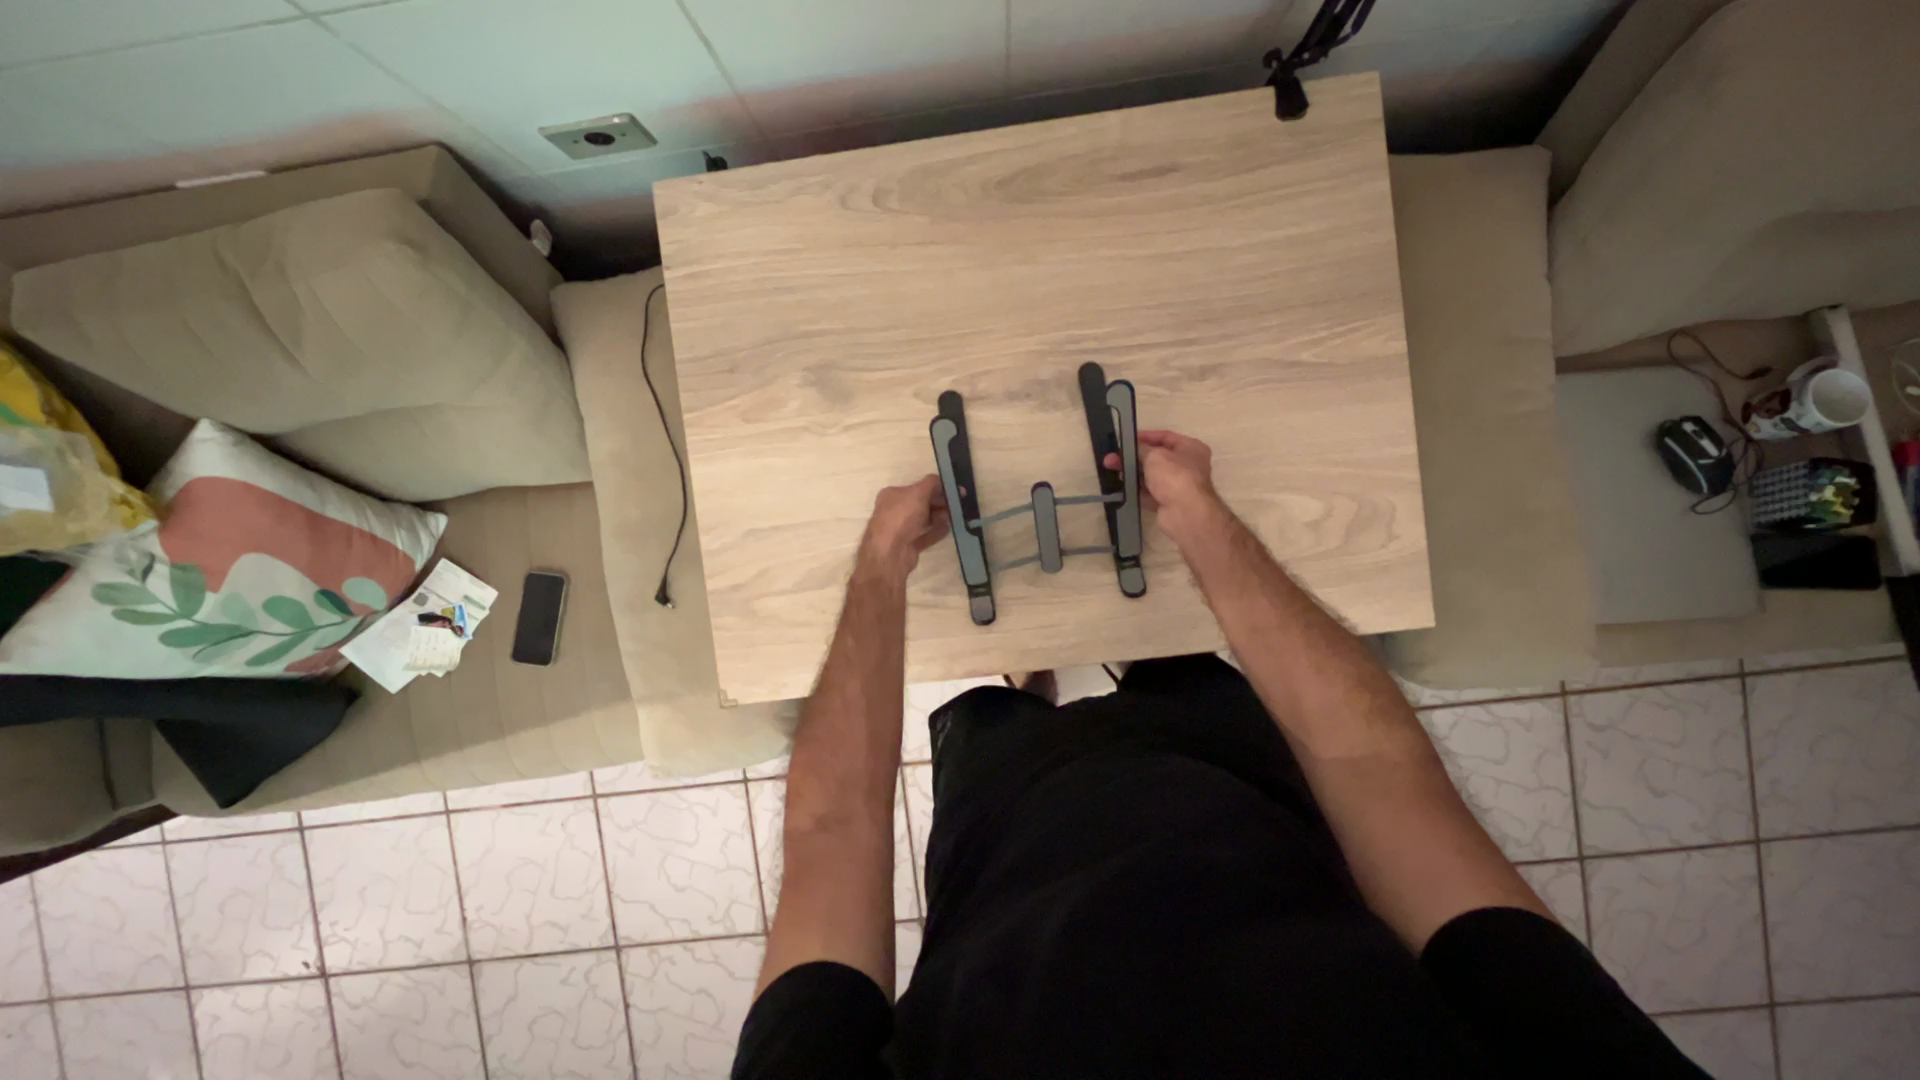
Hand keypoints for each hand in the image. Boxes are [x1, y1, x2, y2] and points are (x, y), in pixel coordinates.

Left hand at [859, 474, 949, 578]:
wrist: (890, 552)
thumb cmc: (901, 517)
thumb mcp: (917, 492)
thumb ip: (931, 483)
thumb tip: (941, 479)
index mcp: (892, 495)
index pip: (917, 488)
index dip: (935, 488)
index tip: (953, 490)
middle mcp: (894, 511)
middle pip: (921, 504)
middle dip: (939, 503)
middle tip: (957, 504)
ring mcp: (901, 529)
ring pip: (924, 520)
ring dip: (939, 517)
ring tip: (953, 517)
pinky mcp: (908, 545)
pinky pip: (925, 536)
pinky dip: (936, 532)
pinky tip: (947, 529)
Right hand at [1104, 429, 1226, 548]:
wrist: (1184, 512)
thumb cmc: (1174, 475)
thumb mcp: (1154, 455)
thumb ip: (1140, 449)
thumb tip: (1131, 449)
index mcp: (1191, 448)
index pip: (1165, 437)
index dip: (1145, 436)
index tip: (1126, 440)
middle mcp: (1187, 465)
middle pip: (1156, 458)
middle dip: (1134, 457)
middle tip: (1113, 458)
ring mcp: (1178, 485)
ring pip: (1151, 476)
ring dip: (1134, 474)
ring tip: (1114, 472)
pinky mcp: (1169, 502)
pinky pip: (1150, 493)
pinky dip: (1137, 490)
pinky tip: (1122, 487)